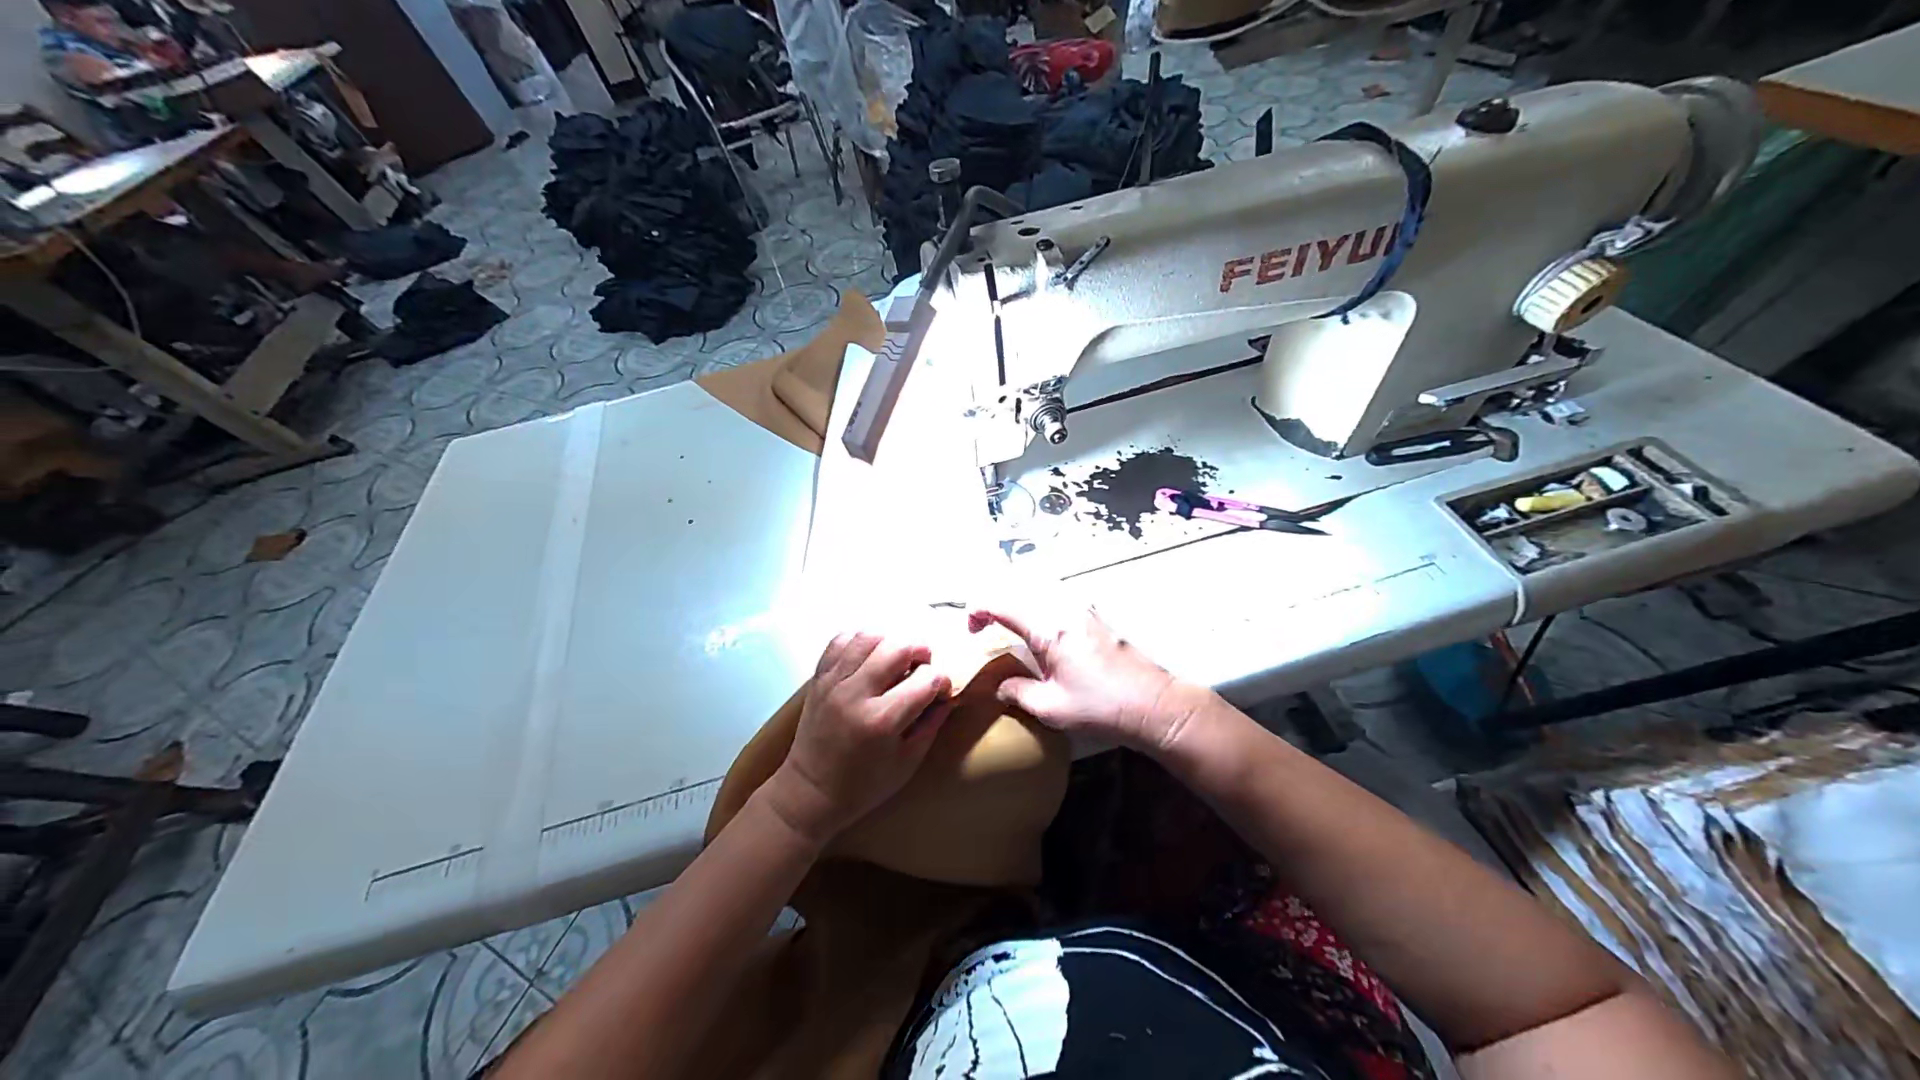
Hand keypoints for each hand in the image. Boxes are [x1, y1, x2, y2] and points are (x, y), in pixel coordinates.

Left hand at [763, 632, 955, 844]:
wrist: (810, 791)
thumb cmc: (864, 784)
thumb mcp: (908, 762)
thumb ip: (931, 723)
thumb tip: (947, 694)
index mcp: (882, 721)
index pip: (926, 679)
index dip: (942, 682)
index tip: (940, 691)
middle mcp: (856, 694)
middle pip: (898, 647)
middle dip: (920, 653)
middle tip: (921, 669)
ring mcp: (834, 682)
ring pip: (870, 636)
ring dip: (891, 643)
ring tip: (896, 660)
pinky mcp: (819, 677)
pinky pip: (841, 640)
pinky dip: (861, 641)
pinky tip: (870, 657)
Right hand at [967, 602, 1209, 754]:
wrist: (1155, 705)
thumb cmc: (1102, 707)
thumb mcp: (1051, 708)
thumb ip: (1017, 692)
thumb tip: (999, 686)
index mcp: (1048, 629)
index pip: (1001, 602)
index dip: (978, 610)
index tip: (971, 629)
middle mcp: (1064, 610)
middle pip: (1019, 590)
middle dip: (996, 604)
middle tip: (984, 627)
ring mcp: (1084, 611)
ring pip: (1039, 593)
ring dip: (1019, 605)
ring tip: (1009, 630)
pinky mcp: (1097, 619)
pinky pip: (1058, 601)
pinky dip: (1040, 609)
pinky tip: (1041, 635)